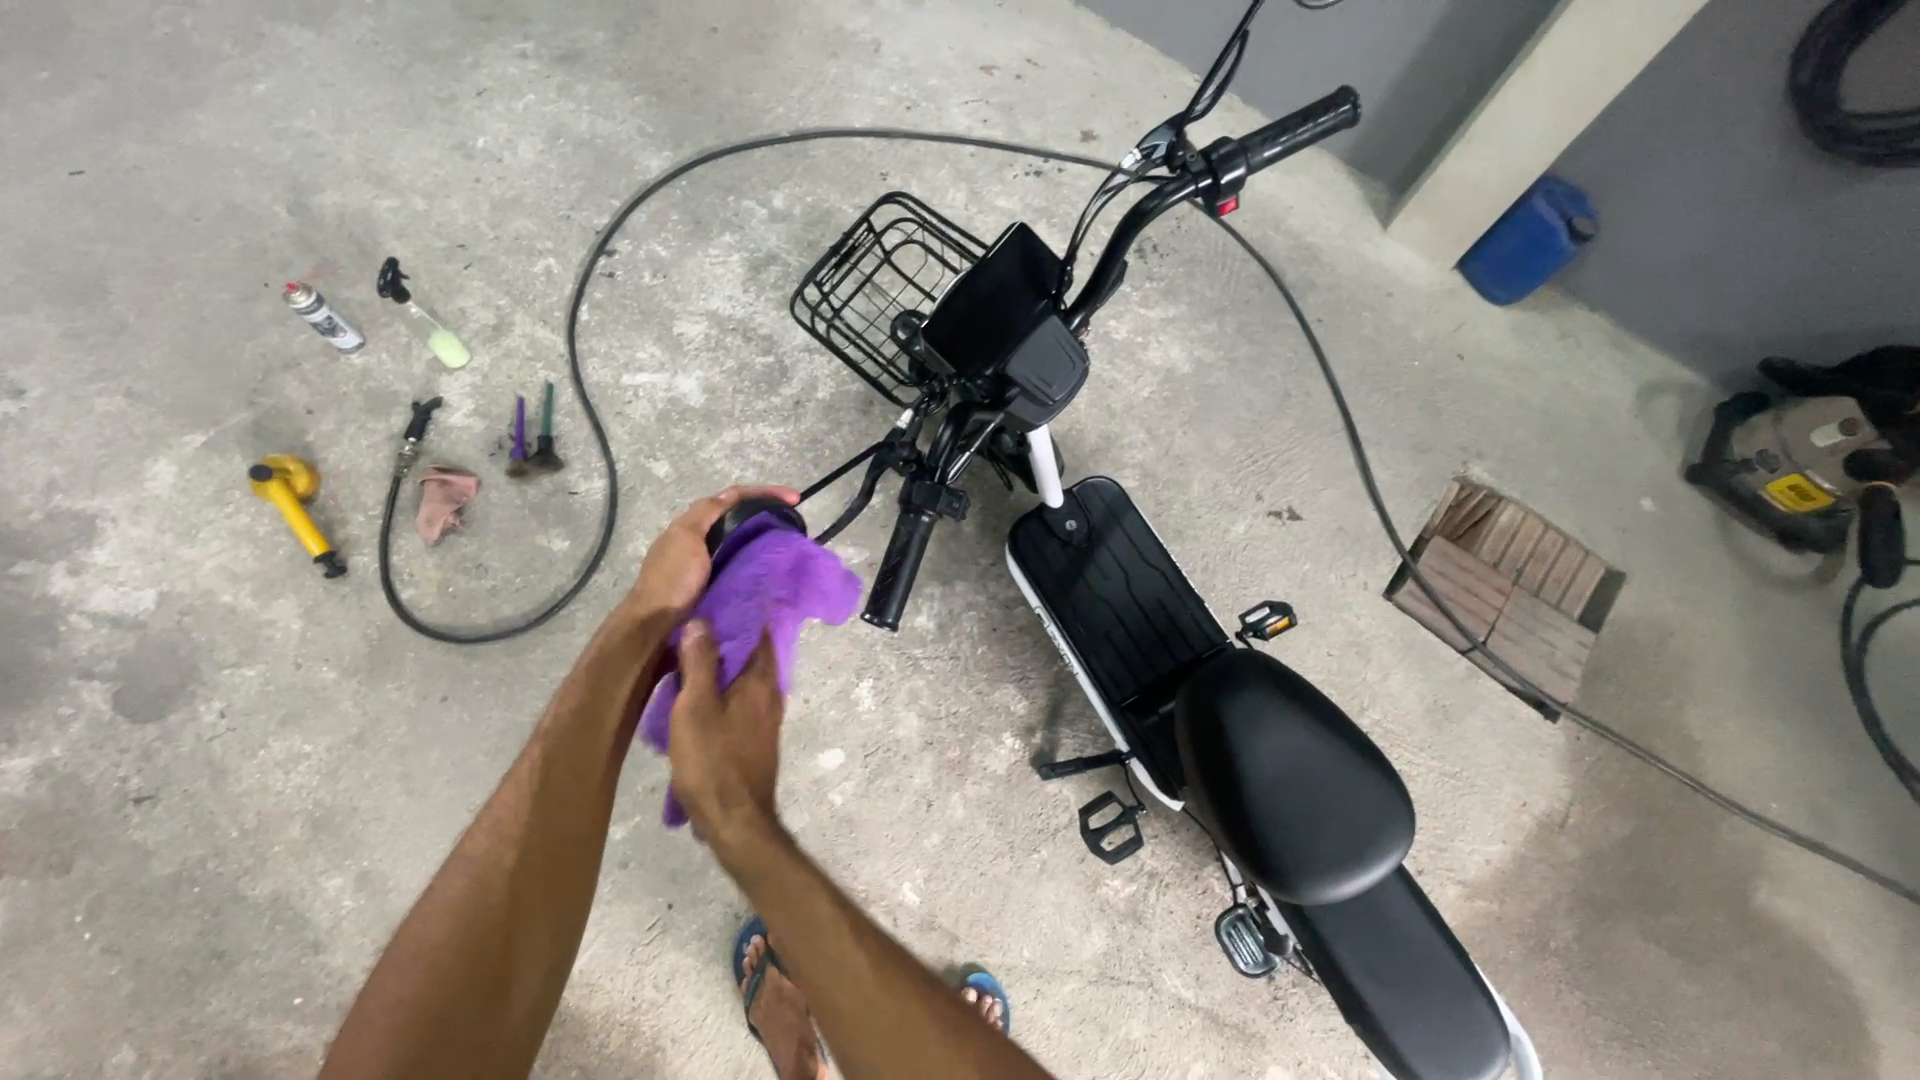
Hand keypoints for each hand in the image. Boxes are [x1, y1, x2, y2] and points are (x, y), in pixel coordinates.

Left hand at [629, 485, 799, 618]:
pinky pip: (740, 561)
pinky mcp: (714, 581)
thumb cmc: (673, 578)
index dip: (764, 493)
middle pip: (739, 516)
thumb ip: (706, 513)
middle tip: (792, 519)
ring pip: (740, 538)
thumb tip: (729, 495)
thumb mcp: (687, 537)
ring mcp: (707, 560)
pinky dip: (756, 556)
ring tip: (787, 540)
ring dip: (763, 534)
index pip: (734, 497)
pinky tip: (770, 563)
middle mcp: (701, 537)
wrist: (657, 621)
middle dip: (766, 512)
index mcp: (695, 523)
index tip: (794, 498)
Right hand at [666, 620, 785, 849]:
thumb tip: (702, 620)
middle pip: (751, 653)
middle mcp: (770, 693)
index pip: (758, 630)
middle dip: (727, 635)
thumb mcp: (695, 707)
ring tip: (689, 651)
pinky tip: (697, 690)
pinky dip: (722, 686)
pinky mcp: (754, 736)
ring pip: (744, 676)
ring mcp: (765, 716)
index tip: (715, 595)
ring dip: (722, 663)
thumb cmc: (713, 761)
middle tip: (695, 619)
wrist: (734, 820)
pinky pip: (739, 697)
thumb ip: (699, 662)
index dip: (739, 611)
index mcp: (761, 680)